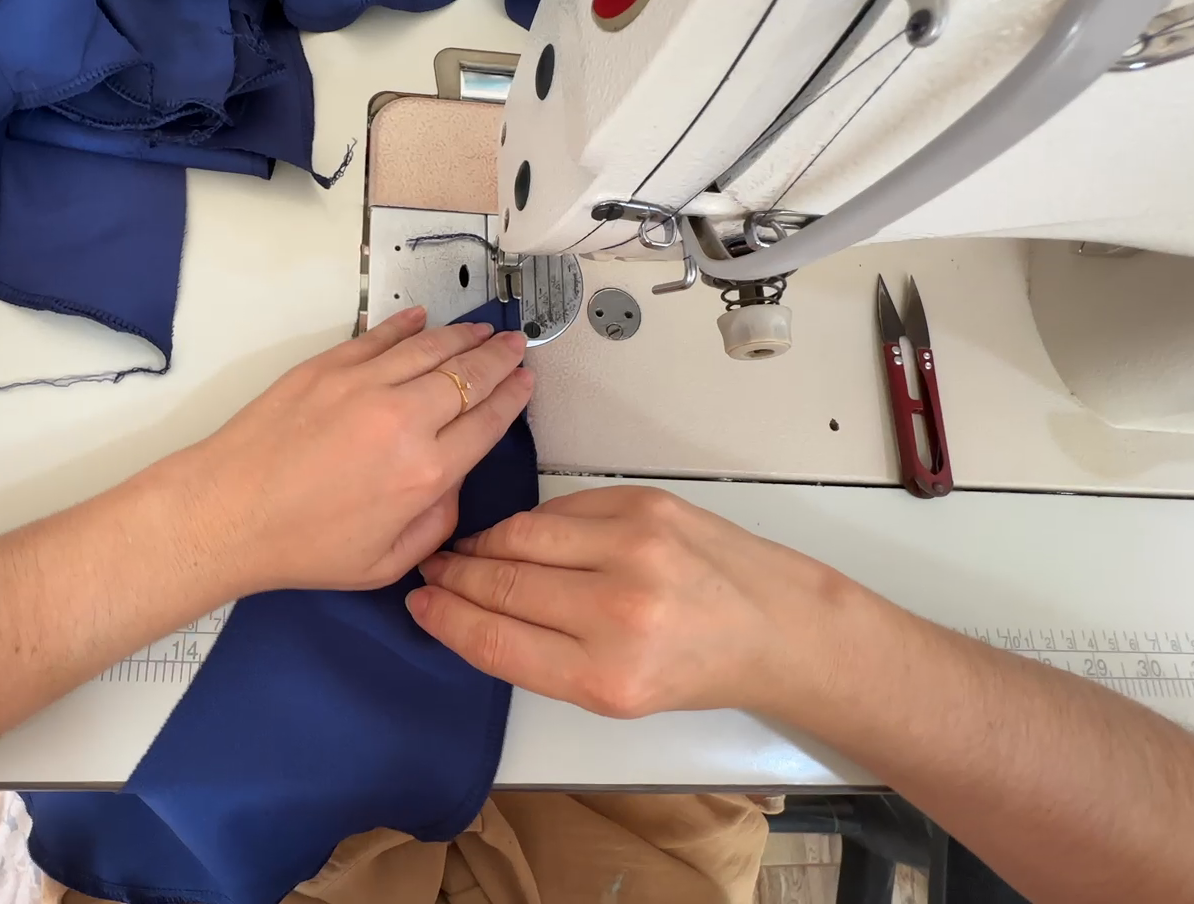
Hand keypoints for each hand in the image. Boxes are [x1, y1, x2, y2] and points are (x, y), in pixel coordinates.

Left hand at [159, 307, 532, 595]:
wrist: (226, 513)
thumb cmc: (304, 547)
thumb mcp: (386, 563)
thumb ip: (437, 524)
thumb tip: (453, 481)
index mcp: (425, 473)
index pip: (487, 422)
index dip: (513, 396)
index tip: (526, 380)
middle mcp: (404, 419)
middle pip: (469, 375)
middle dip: (500, 357)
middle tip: (515, 344)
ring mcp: (363, 384)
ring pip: (431, 347)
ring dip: (463, 336)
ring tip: (482, 329)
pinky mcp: (328, 366)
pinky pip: (379, 336)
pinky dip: (407, 325)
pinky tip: (424, 319)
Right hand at [406, 486, 859, 718]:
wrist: (776, 623)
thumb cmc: (692, 668)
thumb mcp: (612, 691)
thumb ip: (538, 653)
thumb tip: (466, 608)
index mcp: (607, 676)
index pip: (495, 639)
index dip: (445, 618)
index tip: (417, 602)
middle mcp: (618, 608)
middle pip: (501, 582)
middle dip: (454, 575)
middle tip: (430, 569)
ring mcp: (632, 544)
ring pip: (520, 533)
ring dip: (483, 543)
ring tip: (465, 550)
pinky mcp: (642, 501)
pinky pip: (557, 509)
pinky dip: (531, 524)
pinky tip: (522, 538)